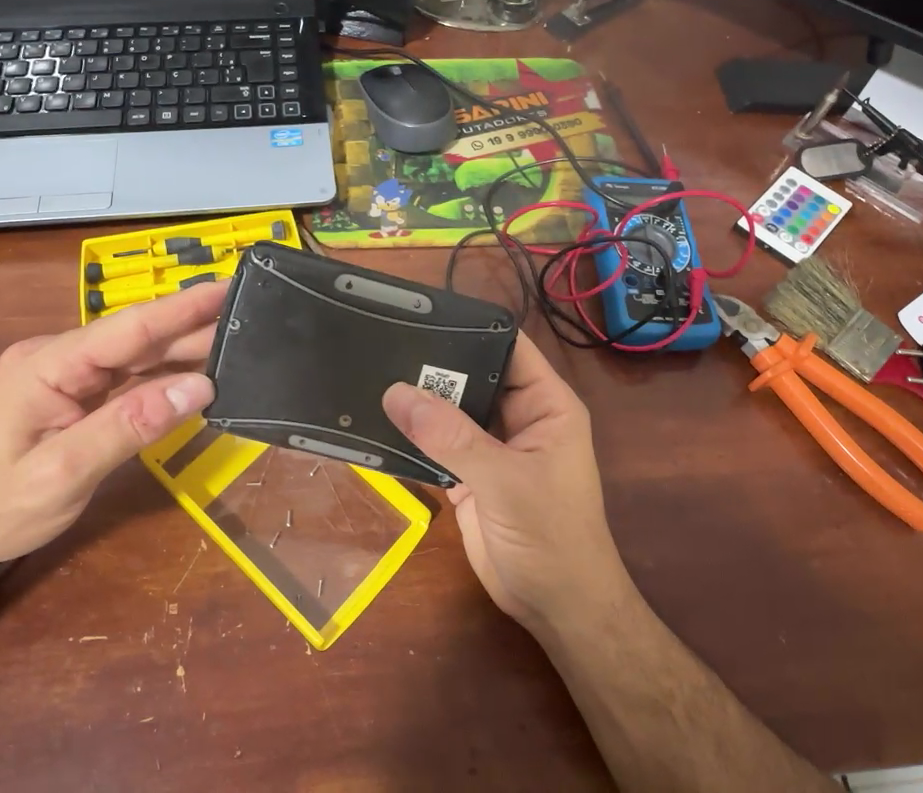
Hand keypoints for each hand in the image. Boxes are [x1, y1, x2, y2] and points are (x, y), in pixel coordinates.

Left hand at [0, 283, 224, 584]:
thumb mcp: (61, 474)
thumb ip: (129, 427)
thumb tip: (196, 388)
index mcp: (48, 365)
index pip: (131, 327)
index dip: (184, 306)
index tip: (230, 285)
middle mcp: (54, 359)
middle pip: (135, 339)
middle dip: (192, 330)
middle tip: (250, 324)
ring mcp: (56, 378)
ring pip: (130, 360)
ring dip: (178, 355)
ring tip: (233, 345)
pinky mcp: (60, 399)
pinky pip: (117, 383)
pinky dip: (156, 381)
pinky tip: (189, 380)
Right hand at [381, 333, 633, 631]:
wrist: (555, 607)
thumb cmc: (550, 536)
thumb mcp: (505, 481)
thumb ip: (452, 438)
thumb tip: (397, 394)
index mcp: (546, 405)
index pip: (508, 348)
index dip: (471, 329)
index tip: (420, 315)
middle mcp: (518, 418)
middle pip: (472, 376)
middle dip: (433, 366)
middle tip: (380, 344)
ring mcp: (491, 447)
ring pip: (450, 412)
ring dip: (418, 403)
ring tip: (367, 375)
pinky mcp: (468, 476)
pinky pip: (436, 446)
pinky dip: (411, 438)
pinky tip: (375, 424)